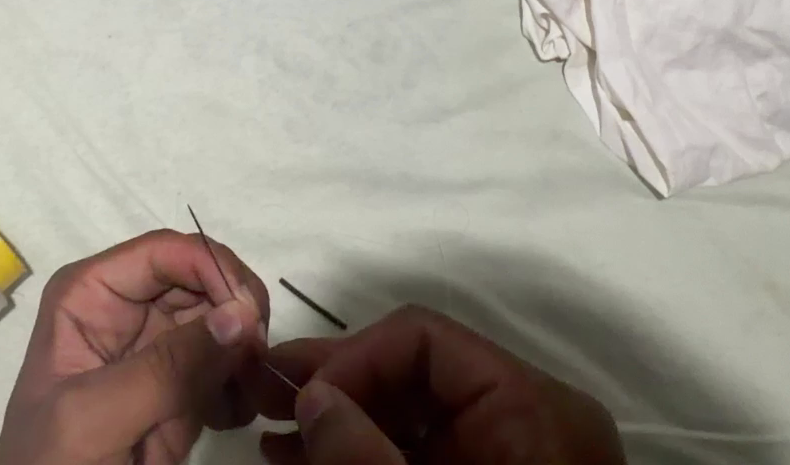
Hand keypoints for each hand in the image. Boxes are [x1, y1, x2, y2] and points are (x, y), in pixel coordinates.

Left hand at [0, 229, 271, 464]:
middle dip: (237, 313)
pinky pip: (224, 367)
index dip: (214, 269)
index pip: (165, 251)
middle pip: (200, 280)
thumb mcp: (96, 414)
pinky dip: (240, 386)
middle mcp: (125, 307)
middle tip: (258, 362)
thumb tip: (241, 314)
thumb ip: (167, 367)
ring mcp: (153, 348)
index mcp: (92, 291)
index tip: (252, 317)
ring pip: (219, 322)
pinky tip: (232, 416)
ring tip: (246, 396)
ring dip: (244, 353)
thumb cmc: (50, 463)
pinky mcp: (176, 390)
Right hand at [250, 305, 625, 464]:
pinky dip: (357, 454)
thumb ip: (367, 461)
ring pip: (399, 414)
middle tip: (260, 392)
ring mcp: (497, 455)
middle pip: (405, 372)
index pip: (421, 337)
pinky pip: (409, 453)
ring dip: (333, 422)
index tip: (302, 399)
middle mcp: (517, 418)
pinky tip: (300, 461)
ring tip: (268, 435)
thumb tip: (310, 397)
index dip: (352, 357)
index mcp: (529, 408)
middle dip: (330, 386)